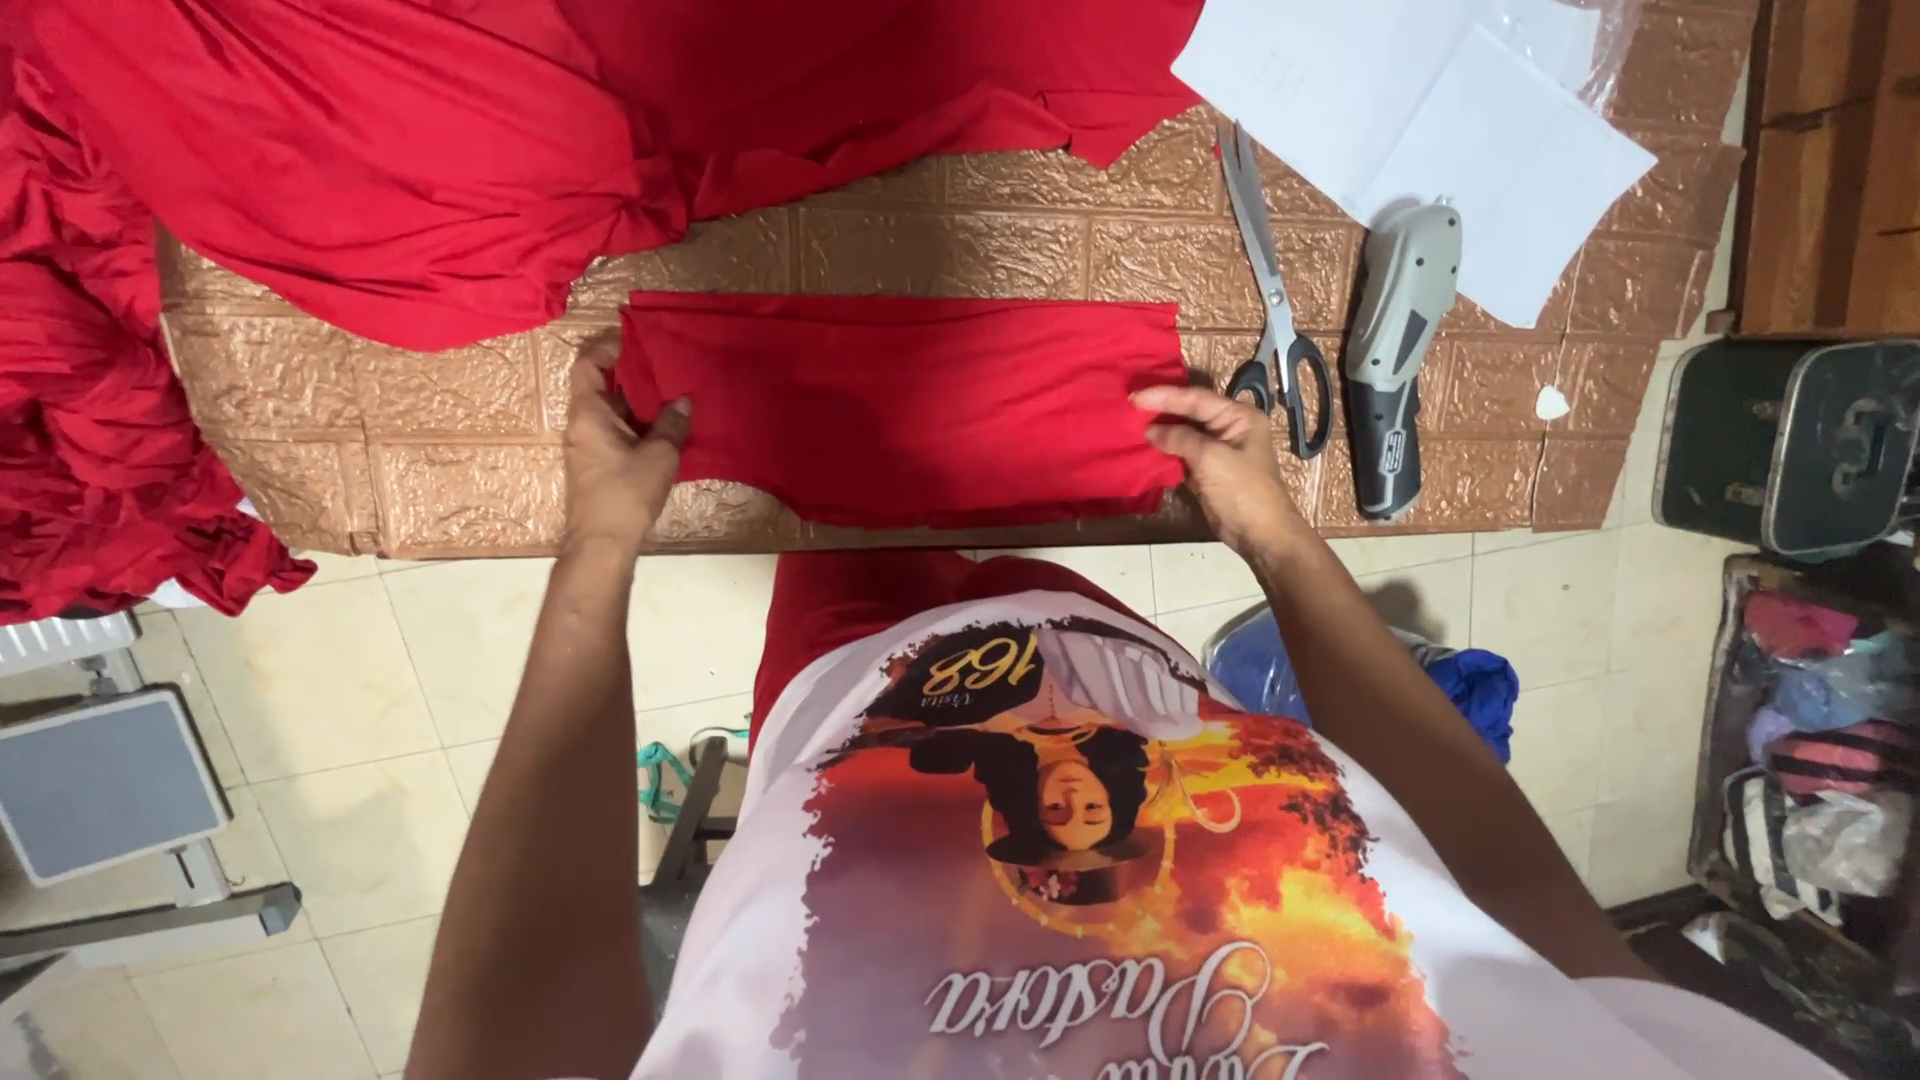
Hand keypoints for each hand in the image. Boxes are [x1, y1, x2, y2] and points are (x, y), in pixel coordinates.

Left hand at [561, 340, 688, 557]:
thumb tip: (683, 400)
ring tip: (672, 397)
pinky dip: (638, 426)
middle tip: (665, 367)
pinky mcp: (598, 467)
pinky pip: (617, 434)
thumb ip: (671, 424)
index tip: (634, 341)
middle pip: (602, 389)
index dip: (607, 349)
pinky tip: (666, 430)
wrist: (603, 542)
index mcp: (588, 414)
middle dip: (632, 377)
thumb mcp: (659, 455)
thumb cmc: (627, 493)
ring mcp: (588, 448)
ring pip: (612, 414)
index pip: (587, 366)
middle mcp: (581, 426)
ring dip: (639, 404)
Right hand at [1133, 384, 1306, 556]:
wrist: (1260, 533)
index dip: (1165, 396)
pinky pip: (1182, 454)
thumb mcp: (1211, 458)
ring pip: (1184, 433)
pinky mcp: (1207, 471)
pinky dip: (1164, 450)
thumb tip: (1151, 430)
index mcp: (1239, 417)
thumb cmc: (1242, 490)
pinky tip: (1145, 447)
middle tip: (1131, 406)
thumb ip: (1180, 438)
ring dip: (1161, 430)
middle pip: (1190, 413)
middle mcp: (1229, 428)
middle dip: (1161, 409)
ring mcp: (1218, 450)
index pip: (1197, 399)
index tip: (1135, 397)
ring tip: (1132, 423)